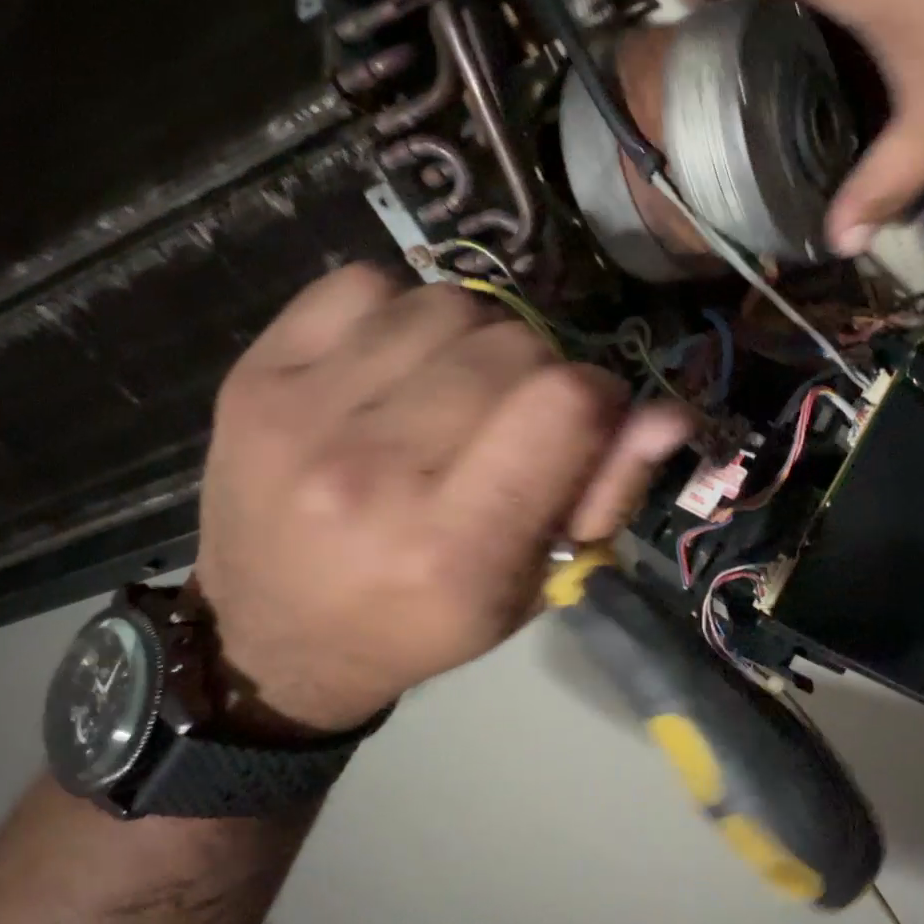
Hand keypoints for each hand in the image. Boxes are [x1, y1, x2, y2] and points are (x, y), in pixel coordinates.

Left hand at [192, 265, 691, 733]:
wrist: (269, 640)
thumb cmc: (425, 621)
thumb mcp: (534, 584)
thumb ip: (608, 493)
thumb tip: (671, 413)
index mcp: (452, 544)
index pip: (565, 403)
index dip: (598, 396)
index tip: (587, 420)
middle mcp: (371, 473)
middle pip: (513, 344)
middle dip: (540, 370)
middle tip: (518, 414)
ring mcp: (301, 415)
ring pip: (447, 305)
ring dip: (475, 338)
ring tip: (457, 387)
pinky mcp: (253, 376)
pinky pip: (364, 284)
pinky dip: (399, 311)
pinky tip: (395, 363)